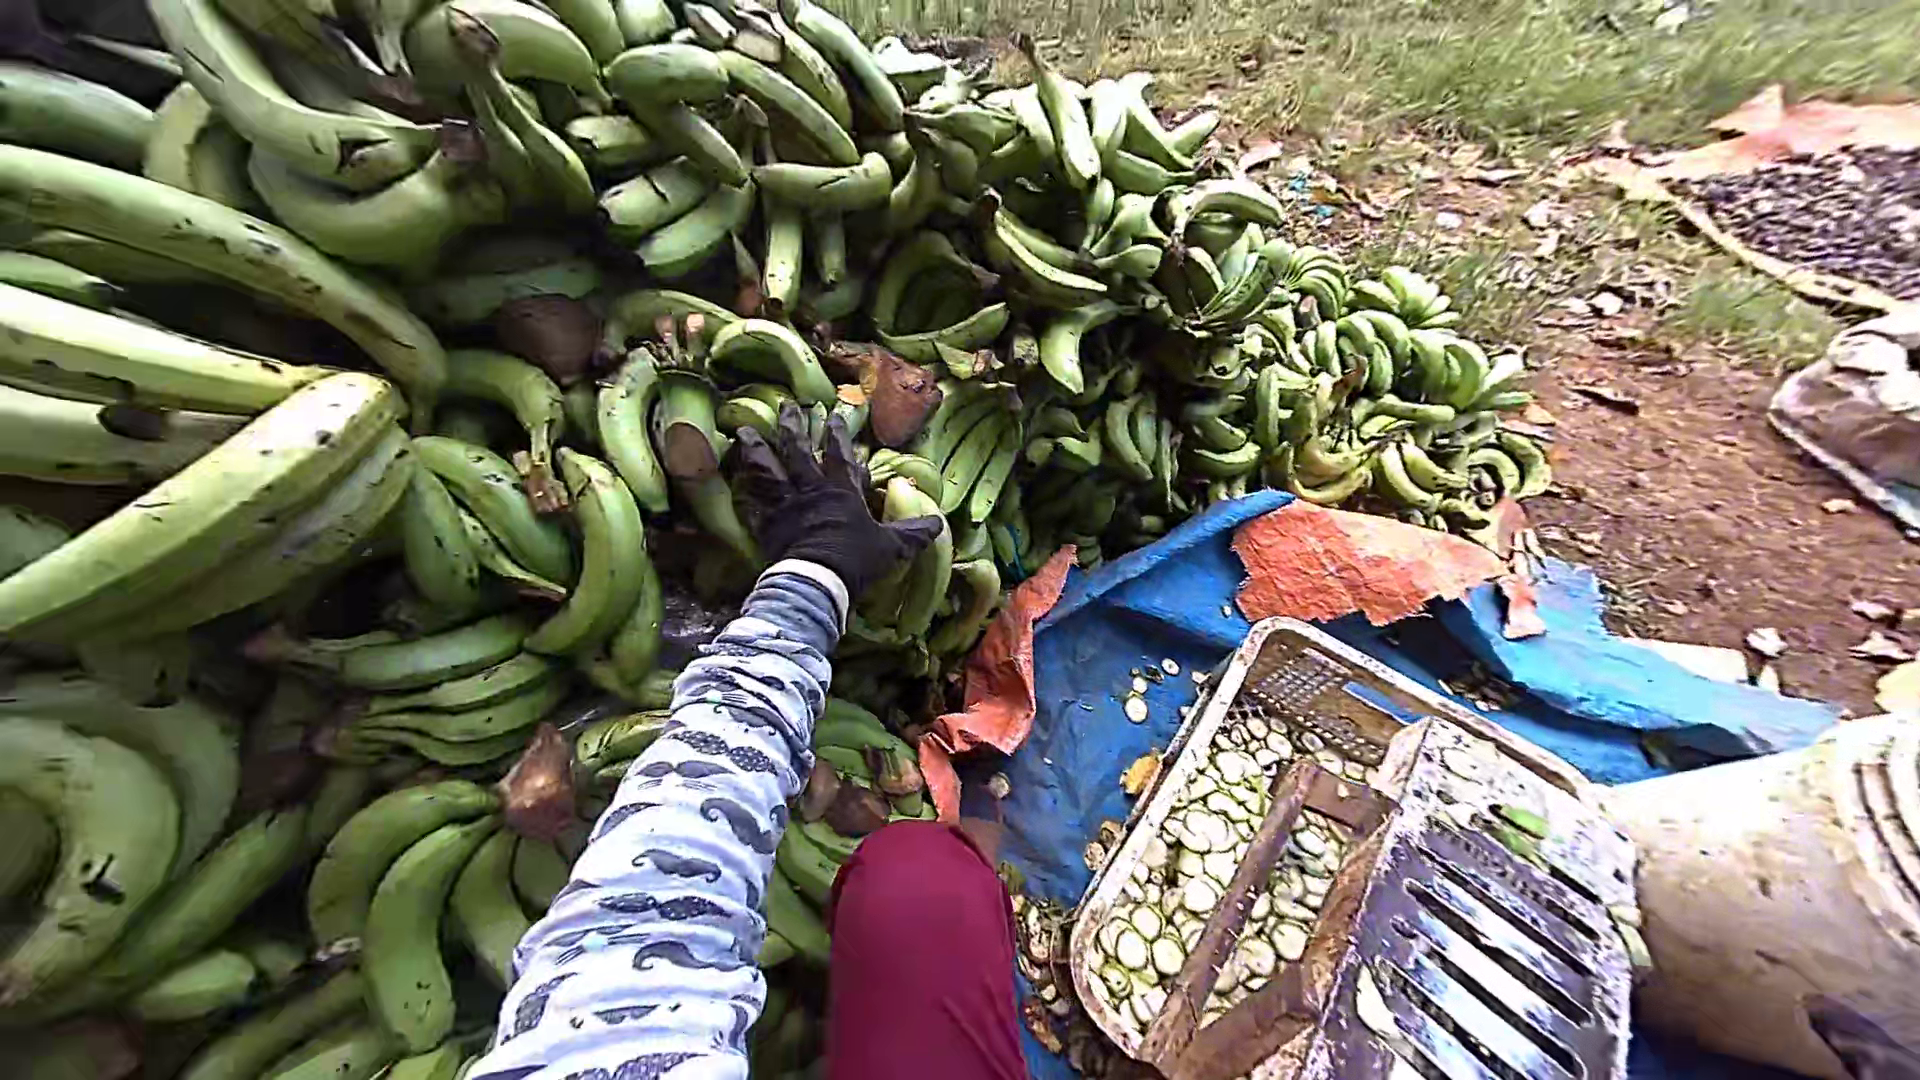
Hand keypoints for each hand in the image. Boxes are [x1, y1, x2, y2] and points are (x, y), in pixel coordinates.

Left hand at [732, 403, 942, 595]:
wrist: (817, 581)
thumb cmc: (856, 560)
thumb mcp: (890, 547)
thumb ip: (911, 534)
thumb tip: (938, 524)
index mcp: (841, 491)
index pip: (838, 454)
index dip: (837, 434)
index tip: (833, 416)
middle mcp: (810, 490)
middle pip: (797, 451)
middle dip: (793, 427)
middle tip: (788, 408)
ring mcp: (785, 505)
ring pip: (767, 469)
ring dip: (756, 449)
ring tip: (745, 432)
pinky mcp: (766, 524)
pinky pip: (752, 501)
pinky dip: (743, 488)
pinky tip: (736, 479)